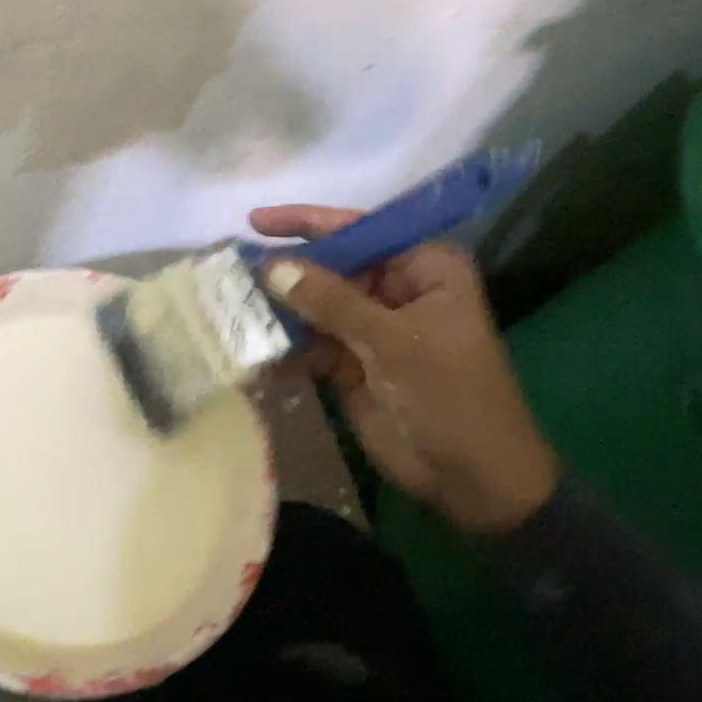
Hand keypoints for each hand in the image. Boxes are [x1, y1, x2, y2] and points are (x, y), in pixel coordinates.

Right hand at [250, 205, 560, 534]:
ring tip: (228, 308)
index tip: (256, 221)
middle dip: (284, 271)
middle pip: (329, 267)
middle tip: (231, 269)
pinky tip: (251, 354)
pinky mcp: (350, 362)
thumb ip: (331, 301)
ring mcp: (370, 328)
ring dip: (276, 310)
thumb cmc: (451, 397)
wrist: (473, 480)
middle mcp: (395, 290)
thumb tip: (269, 267)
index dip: (307, 222)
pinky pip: (308, 344)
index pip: (360, 230)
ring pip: (312, 306)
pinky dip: (282, 349)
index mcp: (423, 270)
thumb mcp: (394, 342)